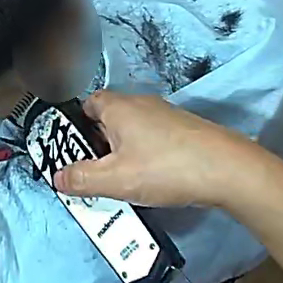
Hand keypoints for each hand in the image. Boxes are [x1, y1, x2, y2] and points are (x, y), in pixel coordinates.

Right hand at [51, 91, 282, 208]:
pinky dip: (146, 154)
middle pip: (110, 117)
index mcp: (120, 107)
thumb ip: (82, 178)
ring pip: (133, 129)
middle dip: (98, 142)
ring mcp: (166, 115)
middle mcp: (142, 104)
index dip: (76, 124)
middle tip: (94, 171)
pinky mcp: (184, 130)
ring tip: (122, 180)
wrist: (225, 169)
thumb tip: (57, 177)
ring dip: (123, 150)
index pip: (89, 103)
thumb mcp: (115, 180)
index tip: (71, 149)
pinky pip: (154, 138)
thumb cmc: (166, 168)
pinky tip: (151, 178)